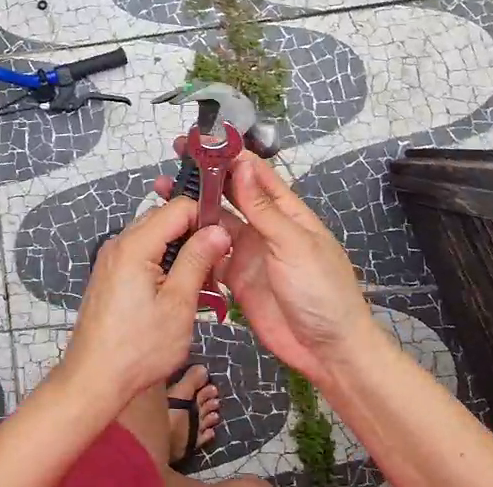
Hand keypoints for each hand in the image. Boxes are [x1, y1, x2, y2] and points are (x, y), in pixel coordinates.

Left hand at [58, 198, 230, 407]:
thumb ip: (197, 261)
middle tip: (217, 266)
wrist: (94, 377)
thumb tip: (218, 229)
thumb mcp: (178, 304)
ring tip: (201, 284)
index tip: (227, 240)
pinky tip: (176, 291)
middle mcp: (118, 243)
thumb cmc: (139, 347)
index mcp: (134, 244)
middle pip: (163, 219)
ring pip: (153, 238)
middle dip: (193, 235)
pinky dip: (162, 263)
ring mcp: (111, 258)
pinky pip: (140, 254)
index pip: (177, 207)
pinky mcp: (109, 275)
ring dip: (179, 252)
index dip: (205, 217)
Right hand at [156, 144, 375, 389]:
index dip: (226, 154)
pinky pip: (209, 255)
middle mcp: (264, 225)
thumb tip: (241, 164)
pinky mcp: (236, 278)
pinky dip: (191, 244)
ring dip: (192, 208)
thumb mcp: (293, 244)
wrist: (330, 353)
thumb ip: (263, 207)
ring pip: (215, 222)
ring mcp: (248, 251)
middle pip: (229, 193)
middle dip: (203, 176)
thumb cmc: (322, 291)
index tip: (197, 141)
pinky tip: (170, 235)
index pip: (253, 173)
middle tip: (173, 160)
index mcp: (285, 211)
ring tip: (162, 195)